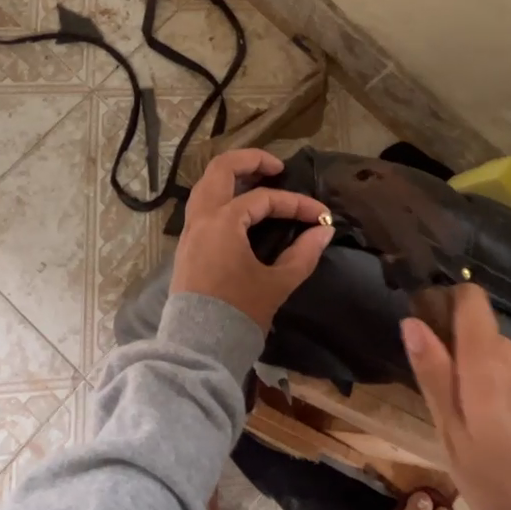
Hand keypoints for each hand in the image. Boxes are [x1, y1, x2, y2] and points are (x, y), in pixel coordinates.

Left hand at [171, 149, 334, 329]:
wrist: (198, 349)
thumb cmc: (238, 313)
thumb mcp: (276, 284)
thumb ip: (302, 255)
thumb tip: (323, 233)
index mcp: (223, 222)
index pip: (265, 199)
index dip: (297, 204)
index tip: (321, 217)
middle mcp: (201, 218)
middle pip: (221, 169)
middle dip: (251, 160)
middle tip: (278, 167)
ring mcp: (190, 230)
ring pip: (206, 185)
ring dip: (232, 175)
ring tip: (259, 179)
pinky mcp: (187, 245)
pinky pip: (202, 204)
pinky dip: (221, 195)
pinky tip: (240, 206)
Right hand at [402, 286, 510, 509]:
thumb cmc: (496, 478)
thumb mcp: (451, 433)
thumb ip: (433, 373)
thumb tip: (412, 322)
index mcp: (486, 360)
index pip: (471, 298)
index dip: (448, 302)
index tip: (431, 328)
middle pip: (479, 331)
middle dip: (459, 352)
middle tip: (448, 400)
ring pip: (496, 354)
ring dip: (481, 373)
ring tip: (476, 422)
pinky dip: (502, 387)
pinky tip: (502, 427)